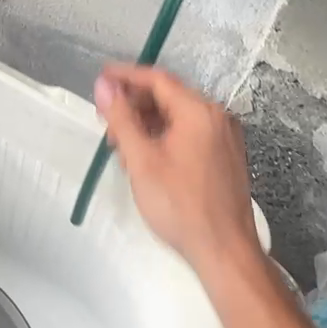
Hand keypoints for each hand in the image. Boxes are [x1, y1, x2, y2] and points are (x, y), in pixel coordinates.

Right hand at [94, 63, 258, 276]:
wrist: (225, 251)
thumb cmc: (180, 205)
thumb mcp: (141, 159)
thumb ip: (121, 117)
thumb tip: (104, 84)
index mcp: (198, 110)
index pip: (157, 78)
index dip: (125, 76)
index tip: (100, 77)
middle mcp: (217, 115)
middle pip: (168, 96)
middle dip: (135, 105)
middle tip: (107, 122)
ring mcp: (225, 136)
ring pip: (178, 116)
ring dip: (148, 123)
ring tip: (123, 146)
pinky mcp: (226, 155)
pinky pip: (191, 132)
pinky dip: (166, 136)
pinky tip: (147, 157)